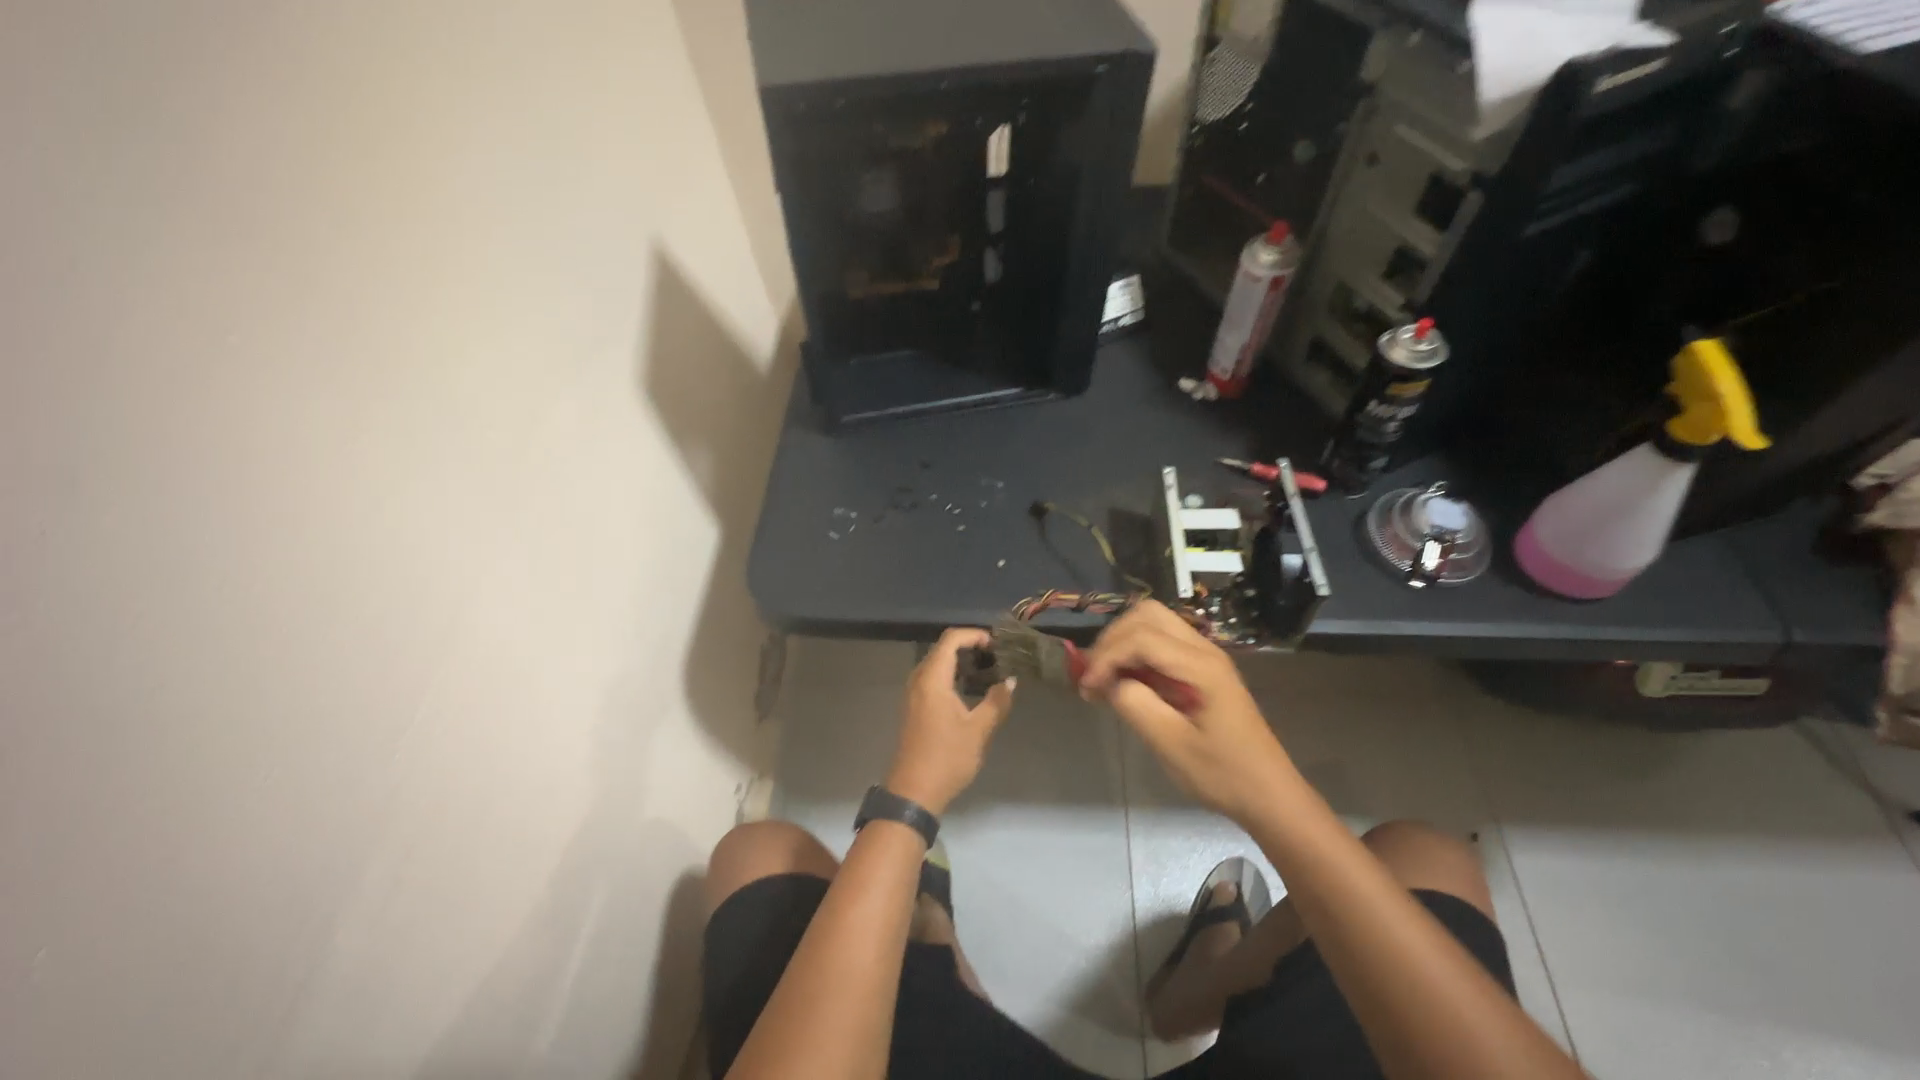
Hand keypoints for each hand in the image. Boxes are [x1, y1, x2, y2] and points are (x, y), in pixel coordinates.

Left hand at [886, 628, 1016, 815]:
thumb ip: (997, 701)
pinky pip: (932, 680)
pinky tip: (970, 692)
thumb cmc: (947, 757)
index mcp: (932, 679)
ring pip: (937, 665)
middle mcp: (918, 680)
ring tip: (988, 672)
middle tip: (997, 657)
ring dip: (961, 663)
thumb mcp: (979, 730)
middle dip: (970, 647)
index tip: (997, 644)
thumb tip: (1010, 681)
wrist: (913, 791)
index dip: (974, 635)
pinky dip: (952, 677)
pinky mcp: (913, 708)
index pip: (951, 639)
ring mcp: (913, 694)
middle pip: (942, 649)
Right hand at [1079, 601, 1294, 825]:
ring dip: (1123, 642)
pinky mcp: (1203, 670)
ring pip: (1154, 623)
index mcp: (1201, 667)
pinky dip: (1137, 653)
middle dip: (1113, 638)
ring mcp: (1206, 658)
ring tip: (1104, 679)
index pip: (1141, 638)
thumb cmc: (1223, 774)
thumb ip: (1136, 706)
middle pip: (1147, 615)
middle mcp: (1205, 650)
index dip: (1106, 657)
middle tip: (1093, 675)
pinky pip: (1163, 643)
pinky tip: (1125, 683)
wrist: (1268, 793)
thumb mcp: (1172, 745)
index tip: (1086, 688)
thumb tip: (1107, 682)